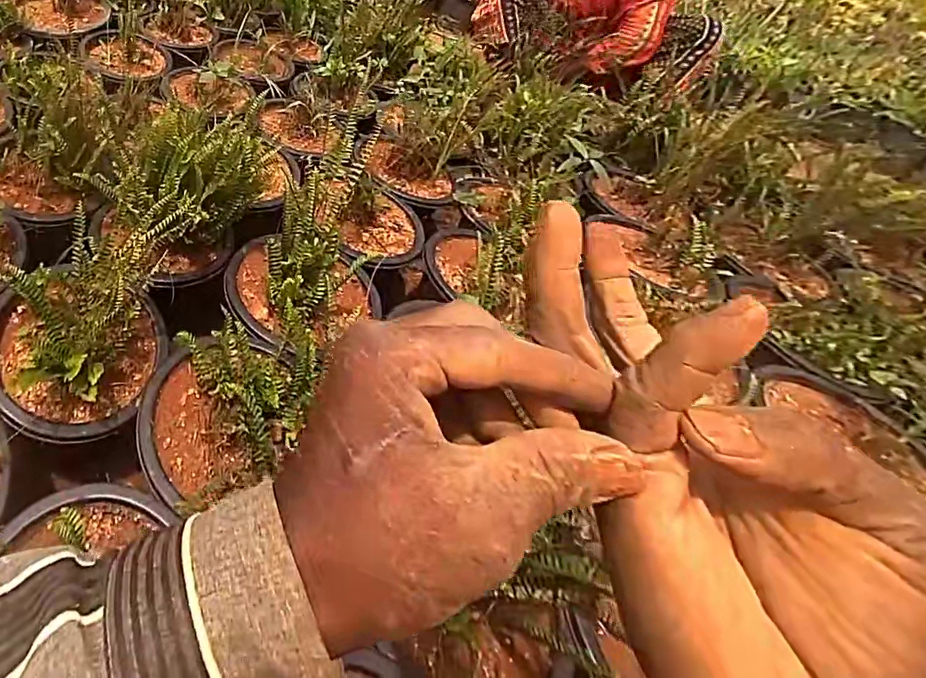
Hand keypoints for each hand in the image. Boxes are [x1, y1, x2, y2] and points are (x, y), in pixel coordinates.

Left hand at [273, 303, 644, 657]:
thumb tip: (627, 455)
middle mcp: (374, 345)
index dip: (560, 375)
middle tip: (577, 431)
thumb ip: (557, 468)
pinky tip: (503, 461)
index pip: (494, 346)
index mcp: (390, 352)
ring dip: (502, 406)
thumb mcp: (486, 508)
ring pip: (454, 366)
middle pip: (473, 341)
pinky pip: (433, 391)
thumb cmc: (389, 544)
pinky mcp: (368, 401)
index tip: (616, 399)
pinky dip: (472, 419)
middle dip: (528, 385)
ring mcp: (367, 371)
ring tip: (545, 459)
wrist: (297, 584)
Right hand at [524, 202, 925, 677]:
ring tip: (557, 229)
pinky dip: (692, 363)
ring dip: (565, 292)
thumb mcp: (883, 515)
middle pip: (588, 339)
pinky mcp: (630, 488)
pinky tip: (734, 318)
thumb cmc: (868, 619)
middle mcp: (648, 433)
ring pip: (580, 360)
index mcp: (695, 429)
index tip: (606, 240)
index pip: (640, 348)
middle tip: (559, 214)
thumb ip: (809, 446)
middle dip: (568, 274)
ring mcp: (629, 455)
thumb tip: (710, 417)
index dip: (619, 295)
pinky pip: (652, 412)